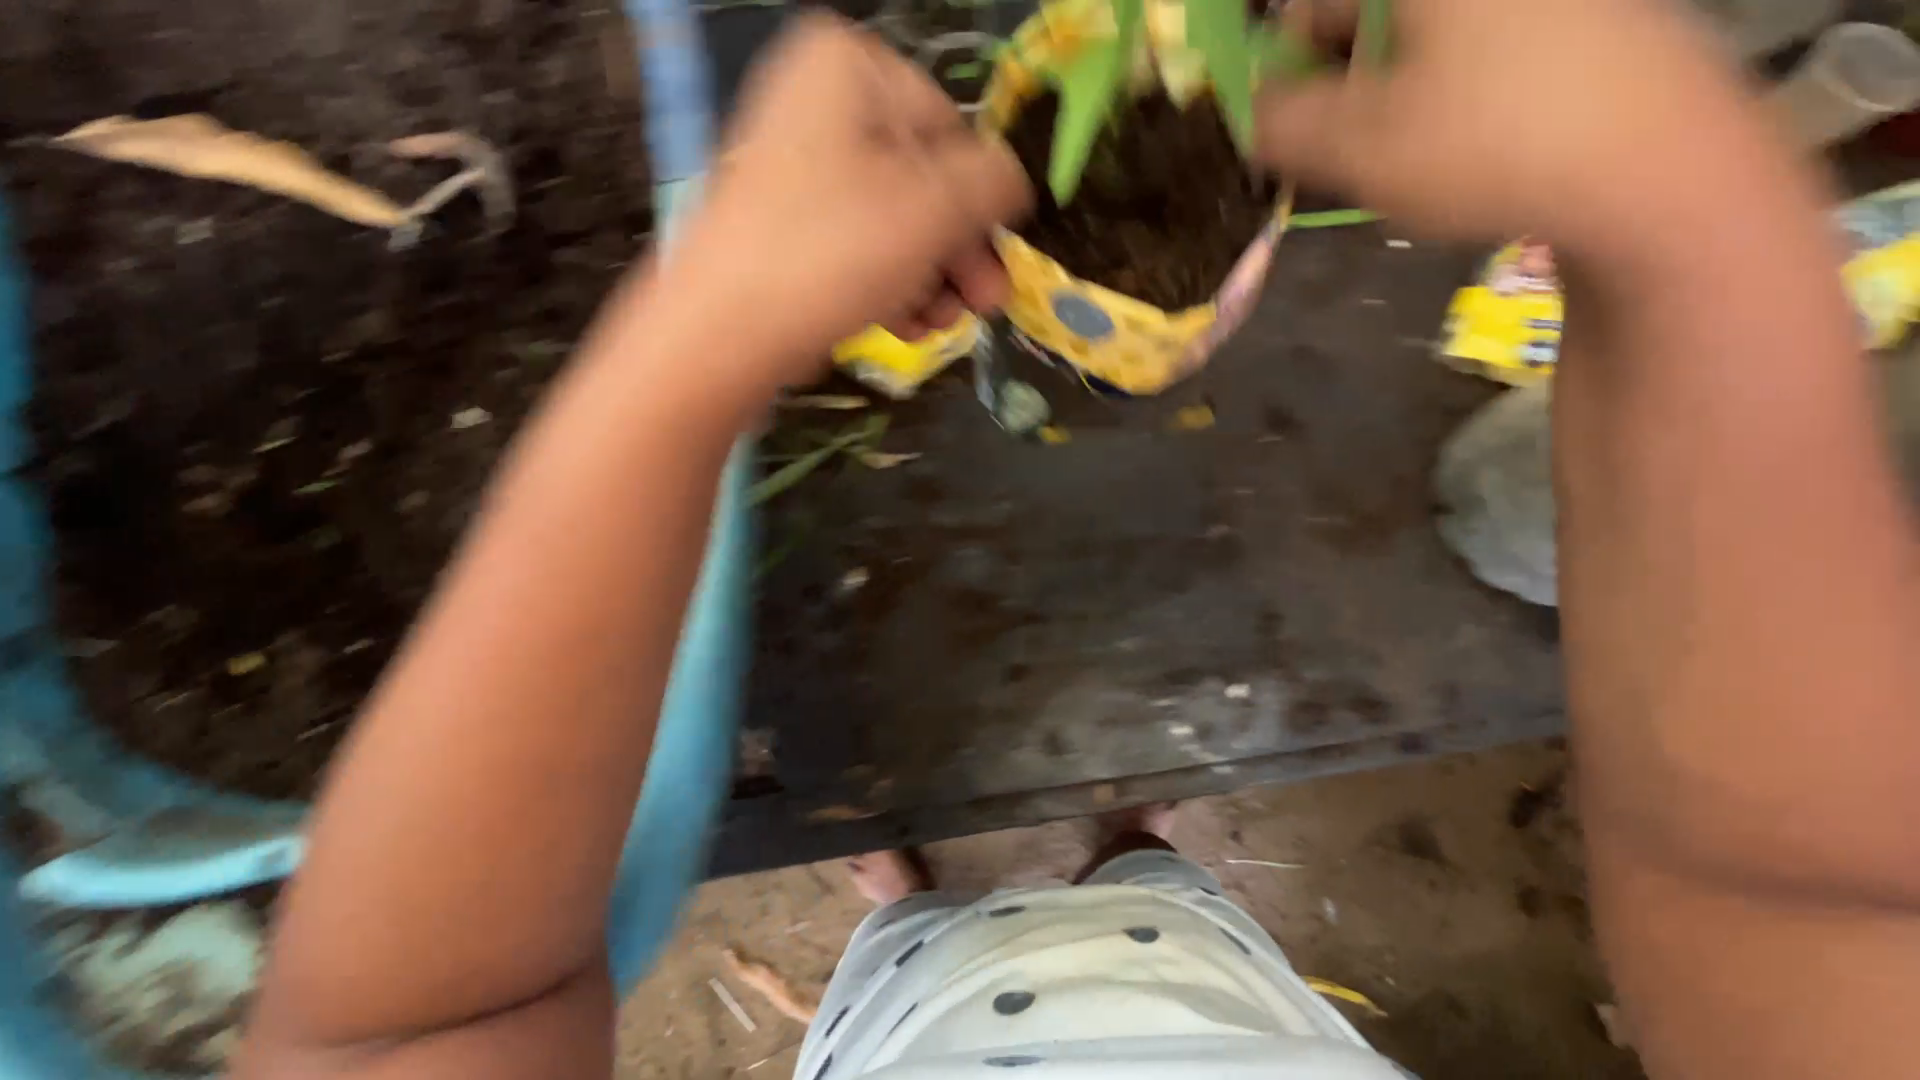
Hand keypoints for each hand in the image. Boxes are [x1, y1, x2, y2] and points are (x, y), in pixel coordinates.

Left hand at [658, 15, 1030, 389]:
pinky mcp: (786, 229)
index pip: (951, 129)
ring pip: (894, 224)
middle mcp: (819, 107)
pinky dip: (889, 286)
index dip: (979, 199)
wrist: (720, 333)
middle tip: (985, 304)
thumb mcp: (934, 207)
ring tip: (941, 326)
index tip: (997, 255)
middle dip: (959, 253)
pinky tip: (906, 326)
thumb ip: (993, 182)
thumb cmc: (832, 253)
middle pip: (924, 182)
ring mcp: (798, 171)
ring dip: (931, 280)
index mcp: (850, 69)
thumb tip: (1011, 182)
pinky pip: (857, 249)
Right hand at [1256, 0, 1784, 250]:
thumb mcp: (1358, 146)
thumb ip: (1281, 125)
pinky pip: (1486, 40)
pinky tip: (1462, 138)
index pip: (1310, 2)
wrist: (1663, 171)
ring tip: (1399, 152)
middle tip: (1335, 146)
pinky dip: (1451, 82)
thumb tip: (1252, 114)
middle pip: (1372, 13)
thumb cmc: (1490, 145)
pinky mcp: (1589, 15)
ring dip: (1391, 86)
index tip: (1278, 123)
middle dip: (1337, 77)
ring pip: (1428, 31)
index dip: (1279, 62)